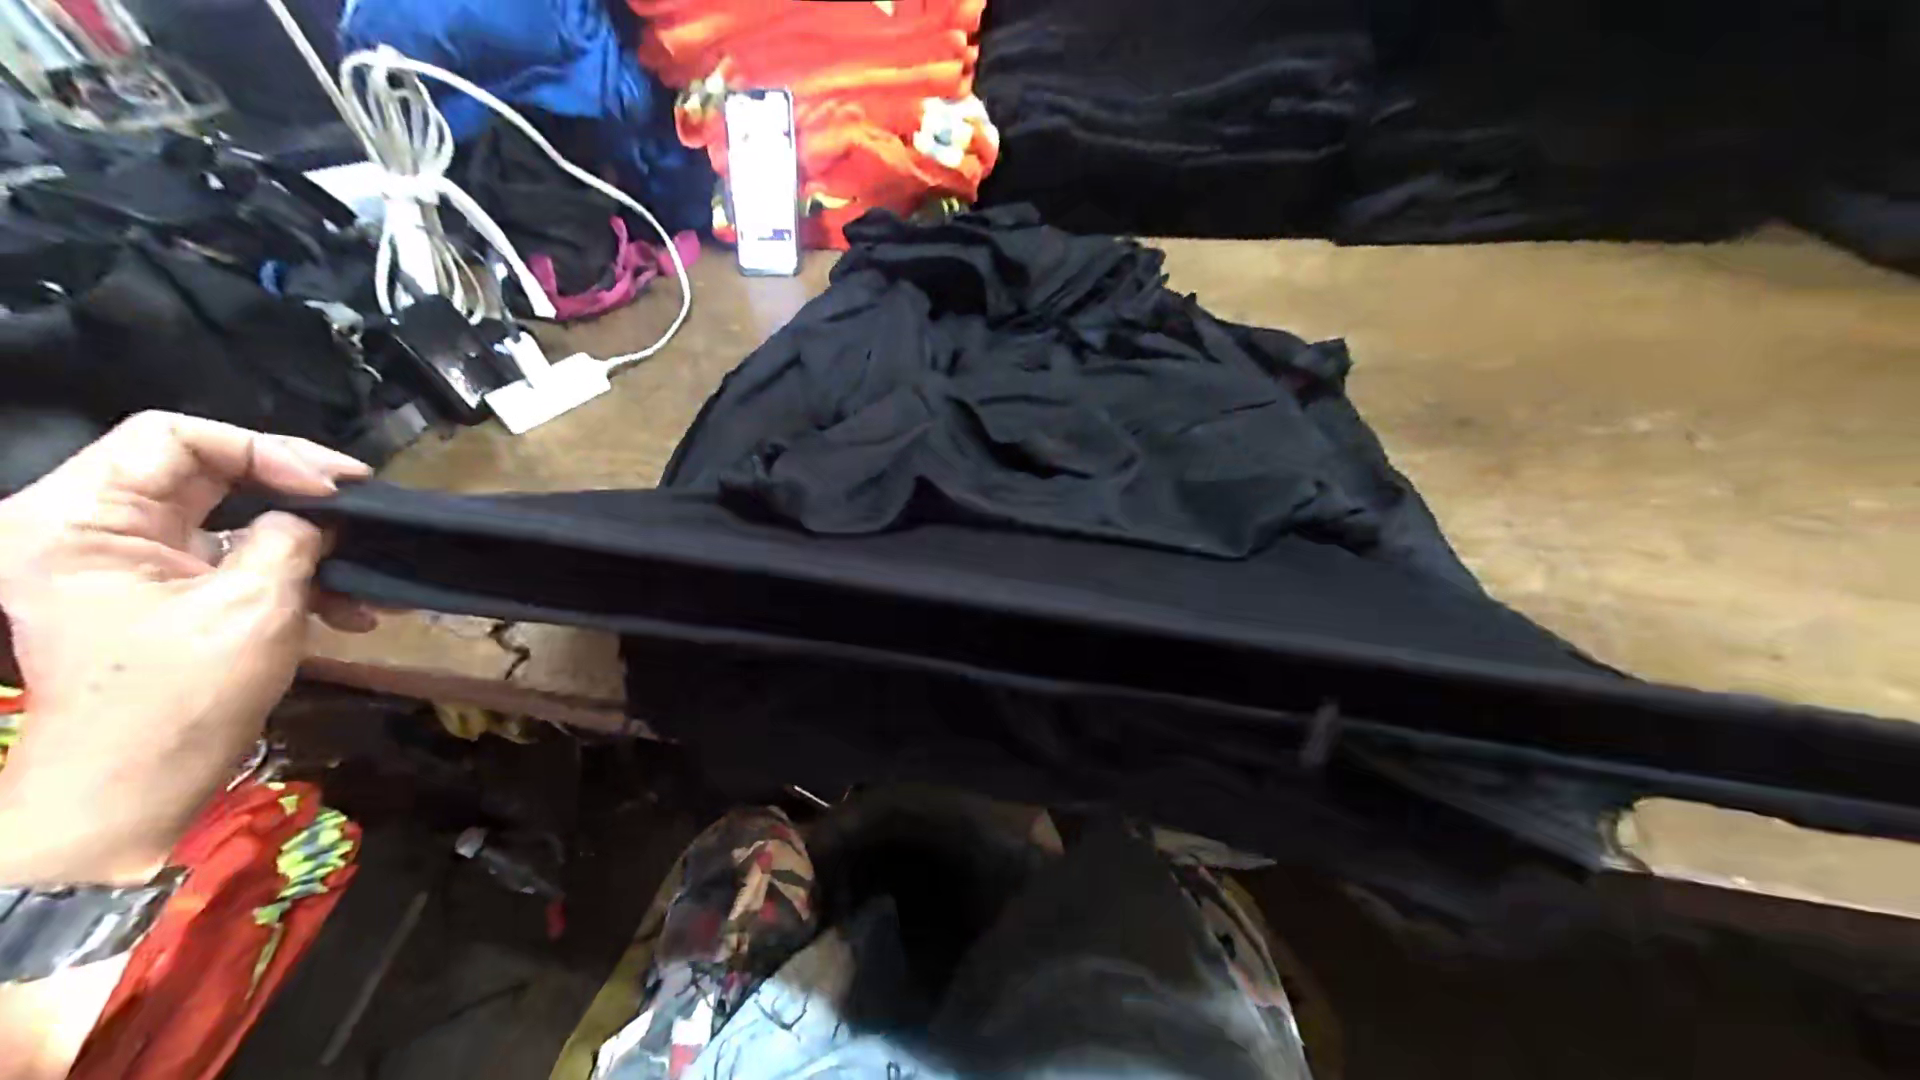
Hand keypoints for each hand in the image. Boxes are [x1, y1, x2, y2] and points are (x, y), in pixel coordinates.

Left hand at [0, 412, 372, 885]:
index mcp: (78, 522)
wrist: (134, 788)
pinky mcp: (164, 590)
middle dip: (296, 486)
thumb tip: (321, 515)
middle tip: (364, 502)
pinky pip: (237, 557)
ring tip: (367, 571)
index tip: (333, 489)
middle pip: (206, 469)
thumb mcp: (254, 605)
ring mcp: (129, 562)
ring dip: (308, 539)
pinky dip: (296, 573)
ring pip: (233, 514)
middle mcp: (91, 530)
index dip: (263, 450)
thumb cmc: (182, 696)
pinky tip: (351, 608)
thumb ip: (290, 540)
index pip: (173, 438)